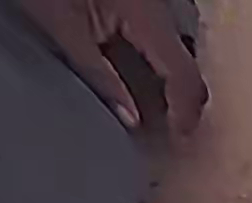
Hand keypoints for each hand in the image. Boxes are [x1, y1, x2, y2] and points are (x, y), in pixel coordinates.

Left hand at [16, 0, 207, 137]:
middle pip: (188, 66)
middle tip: (170, 128)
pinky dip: (160, 61)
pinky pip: (162, 35)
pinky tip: (142, 72)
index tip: (177, 141)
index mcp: (147, 16)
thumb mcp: (62, 27)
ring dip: (173, 81)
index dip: (185, 114)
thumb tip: (132, 120)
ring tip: (158, 105)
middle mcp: (157, 5)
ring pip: (180, 51)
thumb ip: (102, 76)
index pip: (185, 77)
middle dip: (183, 101)